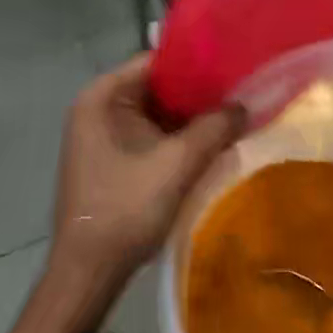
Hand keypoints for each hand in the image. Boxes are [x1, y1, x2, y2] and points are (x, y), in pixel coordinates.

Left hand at [48, 55, 245, 297]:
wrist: (87, 270)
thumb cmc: (125, 209)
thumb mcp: (175, 166)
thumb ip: (213, 129)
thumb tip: (245, 105)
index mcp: (102, 96)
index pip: (154, 62)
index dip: (195, 64)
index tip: (235, 67)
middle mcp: (97, 106)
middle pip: (155, 87)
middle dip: (197, 94)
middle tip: (243, 93)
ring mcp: (101, 134)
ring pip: (154, 114)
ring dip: (189, 119)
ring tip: (234, 116)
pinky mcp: (110, 158)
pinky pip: (148, 136)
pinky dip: (176, 139)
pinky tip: (210, 144)